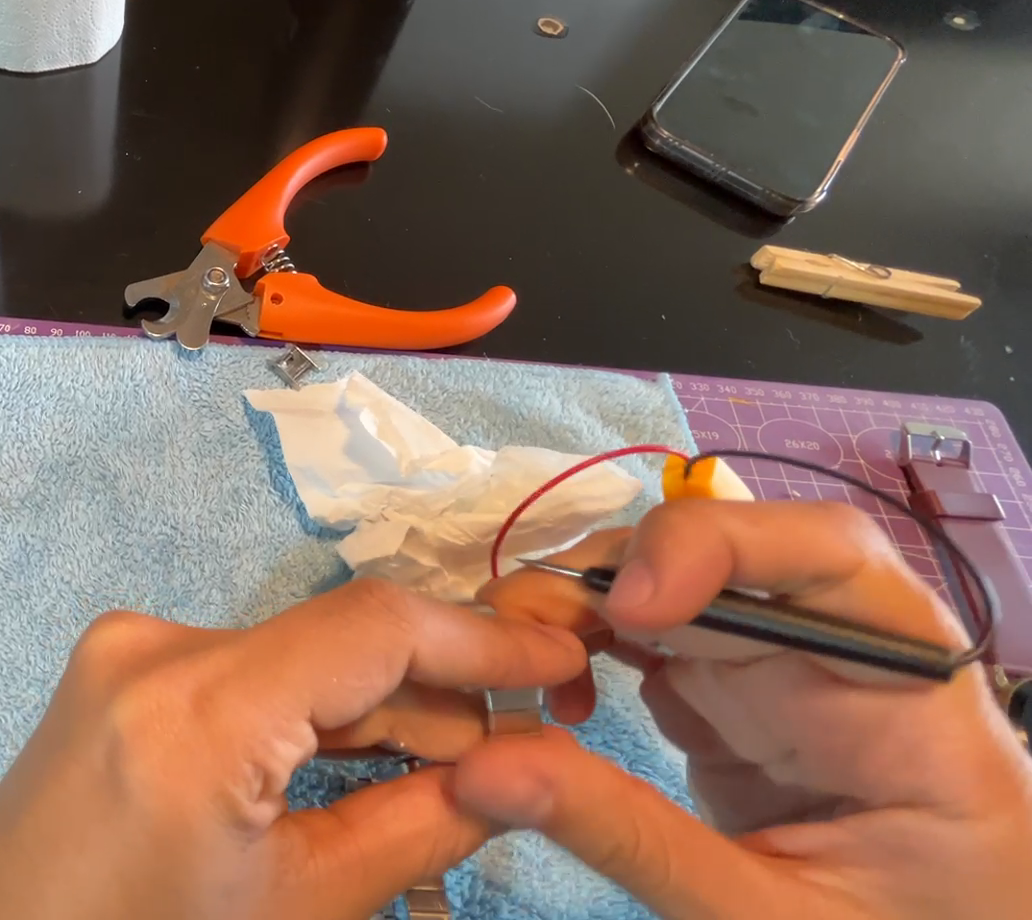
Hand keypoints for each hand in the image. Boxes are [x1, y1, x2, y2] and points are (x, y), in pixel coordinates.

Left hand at [0, 578, 587, 918]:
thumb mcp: (297, 905)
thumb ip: (418, 825)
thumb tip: (517, 764)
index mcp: (199, 707)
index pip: (367, 628)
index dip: (475, 637)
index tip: (557, 657)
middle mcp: (157, 642)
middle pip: (329, 639)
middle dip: (427, 687)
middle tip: (517, 740)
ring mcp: (129, 639)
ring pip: (288, 651)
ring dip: (365, 699)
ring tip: (444, 758)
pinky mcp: (120, 653)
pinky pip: (241, 664)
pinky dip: (303, 701)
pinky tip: (349, 750)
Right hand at [462, 500, 1031, 919]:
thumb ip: (633, 838)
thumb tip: (477, 765)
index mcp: (907, 706)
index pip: (828, 558)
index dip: (714, 547)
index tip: (625, 607)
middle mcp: (830, 655)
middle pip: (704, 555)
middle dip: (597, 578)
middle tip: (513, 633)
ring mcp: (766, 662)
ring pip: (655, 576)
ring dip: (570, 601)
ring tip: (517, 663)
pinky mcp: (713, 683)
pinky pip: (630, 624)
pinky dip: (572, 637)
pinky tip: (550, 687)